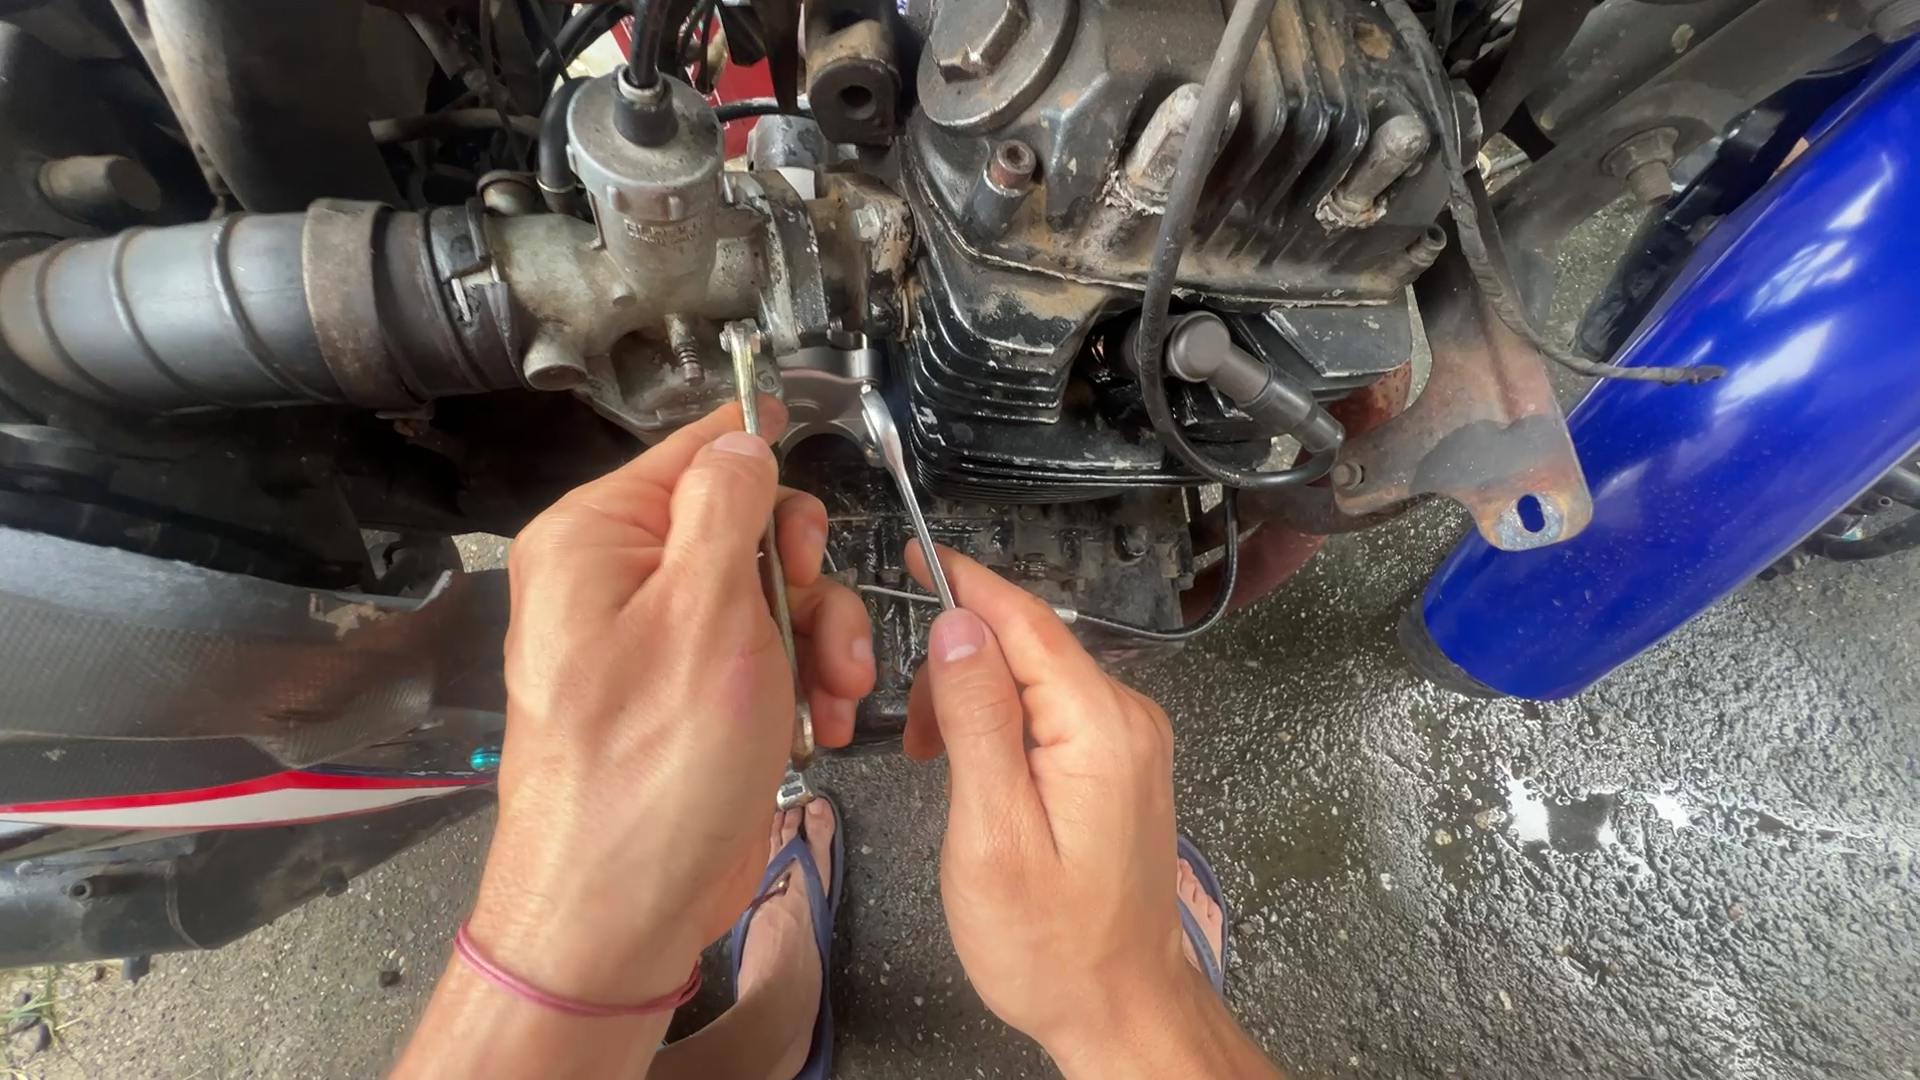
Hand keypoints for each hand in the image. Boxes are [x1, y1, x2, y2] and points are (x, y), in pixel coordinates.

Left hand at [467, 400, 875, 1003]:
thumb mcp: (704, 611)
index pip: (691, 452)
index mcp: (602, 539)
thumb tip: (741, 435)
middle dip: (805, 569)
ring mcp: (668, 638)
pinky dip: (808, 674)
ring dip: (824, 633)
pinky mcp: (701, 688)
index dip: (754, 438)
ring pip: (775, 592)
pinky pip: (770, 648)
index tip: (804, 421)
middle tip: (819, 608)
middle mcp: (627, 580)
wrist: (625, 910)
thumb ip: (726, 505)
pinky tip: (825, 716)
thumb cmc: (657, 760)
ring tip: (839, 689)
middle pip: (748, 524)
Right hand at [900, 545, 1202, 1059]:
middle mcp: (1125, 714)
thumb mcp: (992, 833)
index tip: (919, 554)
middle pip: (1027, 645)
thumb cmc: (1050, 941)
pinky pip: (1049, 705)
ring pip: (1033, 673)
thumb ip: (978, 720)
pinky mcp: (1117, 753)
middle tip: (916, 732)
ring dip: (975, 698)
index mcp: (1099, 725)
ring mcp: (1127, 733)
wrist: (1118, 1004)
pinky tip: (978, 763)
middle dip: (960, 666)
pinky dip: (1002, 719)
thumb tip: (960, 628)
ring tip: (940, 760)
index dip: (968, 581)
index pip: (1025, 622)